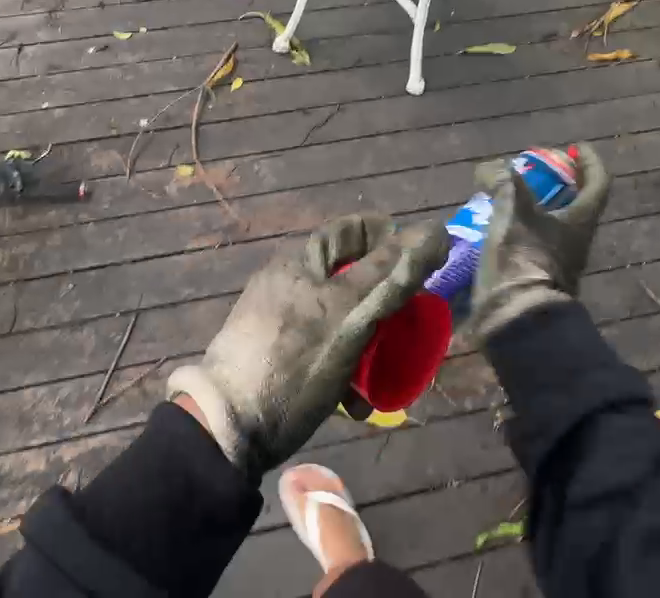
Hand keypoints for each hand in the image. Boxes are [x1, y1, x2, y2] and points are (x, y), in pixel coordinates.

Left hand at [168, 215, 447, 474]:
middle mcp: (290, 283)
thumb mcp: (348, 316)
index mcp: (301, 262)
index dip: (392, 239)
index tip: (427, 264)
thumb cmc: (292, 365)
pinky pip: (323, 351)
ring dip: (370, 343)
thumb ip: (389, 273)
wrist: (226, 428)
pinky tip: (355, 402)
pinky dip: (345, 369)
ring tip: (387, 375)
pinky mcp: (276, 356)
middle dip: (387, 303)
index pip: (355, 230)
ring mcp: (280, 320)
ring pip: (341, 319)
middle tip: (413, 328)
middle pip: (352, 278)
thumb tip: (433, 232)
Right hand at [465, 143, 610, 343]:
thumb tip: (494, 167)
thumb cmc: (522, 260)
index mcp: (580, 220)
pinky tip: (498, 218)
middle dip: (558, 180)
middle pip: (576, 201)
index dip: (589, 161)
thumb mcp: (512, 213)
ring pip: (555, 220)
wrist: (515, 317)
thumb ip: (504, 183)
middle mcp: (576, 239)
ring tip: (509, 190)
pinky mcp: (539, 271)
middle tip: (534, 167)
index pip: (598, 182)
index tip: (574, 146)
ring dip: (537, 201)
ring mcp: (559, 257)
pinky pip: (537, 236)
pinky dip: (523, 221)